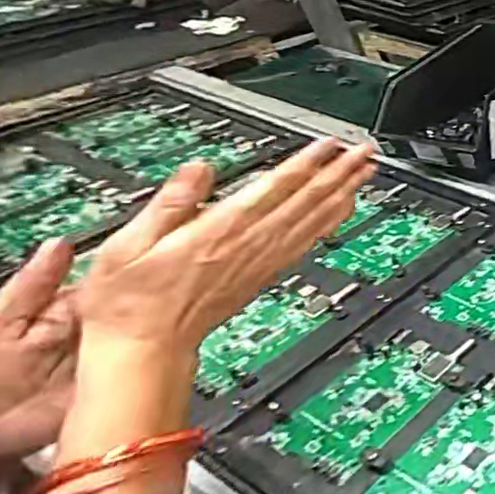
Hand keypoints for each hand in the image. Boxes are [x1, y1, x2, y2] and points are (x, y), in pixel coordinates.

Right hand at [77, 138, 375, 353]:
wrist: (144, 350)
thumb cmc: (128, 301)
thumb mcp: (127, 246)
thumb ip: (168, 204)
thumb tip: (198, 168)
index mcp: (221, 229)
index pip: (277, 186)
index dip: (308, 161)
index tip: (331, 143)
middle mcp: (253, 241)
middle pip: (309, 198)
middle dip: (341, 170)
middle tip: (365, 150)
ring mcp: (265, 257)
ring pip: (318, 217)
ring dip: (346, 191)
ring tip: (367, 170)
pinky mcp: (269, 271)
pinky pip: (311, 239)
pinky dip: (333, 219)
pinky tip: (345, 208)